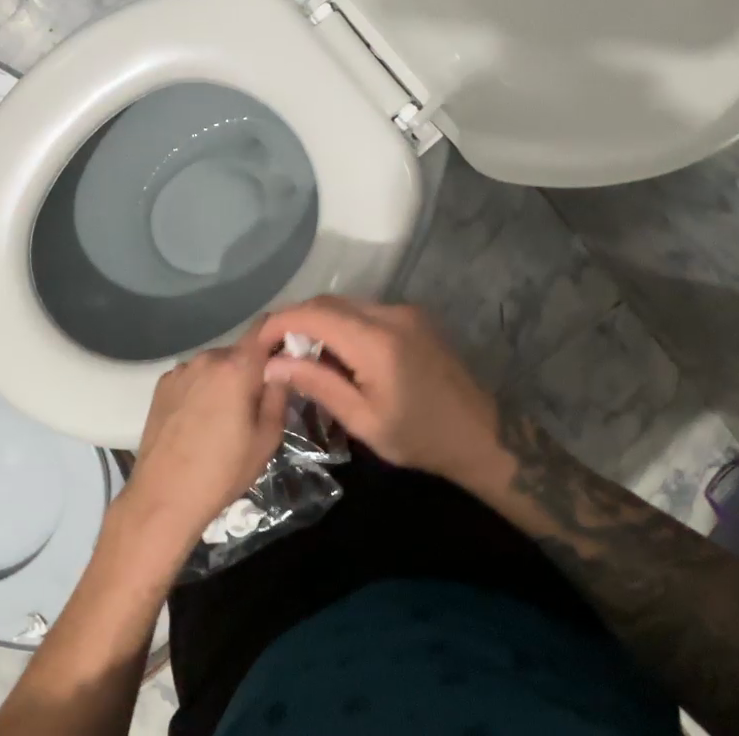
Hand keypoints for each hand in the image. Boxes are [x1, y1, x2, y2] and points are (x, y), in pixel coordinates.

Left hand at [122, 328, 288, 548]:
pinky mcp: (161, 386)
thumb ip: (279, 394)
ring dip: (224, 380)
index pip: (265, 328)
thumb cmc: (223, 471)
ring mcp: (180, 371)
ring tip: (224, 417)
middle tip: (256, 403)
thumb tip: (283, 367)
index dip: (280, 335)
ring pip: (215, 366)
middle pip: (239, 352)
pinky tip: (199, 420)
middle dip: (251, 370)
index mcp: (237, 367)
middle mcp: (207, 358)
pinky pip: (193, 377)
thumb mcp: (267, 438)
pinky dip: (201, 389)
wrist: (164, 497)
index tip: (290, 352)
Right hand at [257, 298, 498, 483]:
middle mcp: (391, 314)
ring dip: (320, 322)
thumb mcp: (363, 420)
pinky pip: (367, 311)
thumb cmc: (419, 437)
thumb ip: (317, 385)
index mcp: (376, 341)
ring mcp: (406, 312)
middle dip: (296, 321)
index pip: (314, 313)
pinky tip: (336, 355)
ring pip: (347, 304)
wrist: (481, 434)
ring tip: (301, 357)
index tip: (257, 344)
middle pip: (329, 302)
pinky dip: (343, 326)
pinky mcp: (414, 317)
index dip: (279, 322)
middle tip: (274, 352)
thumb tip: (271, 364)